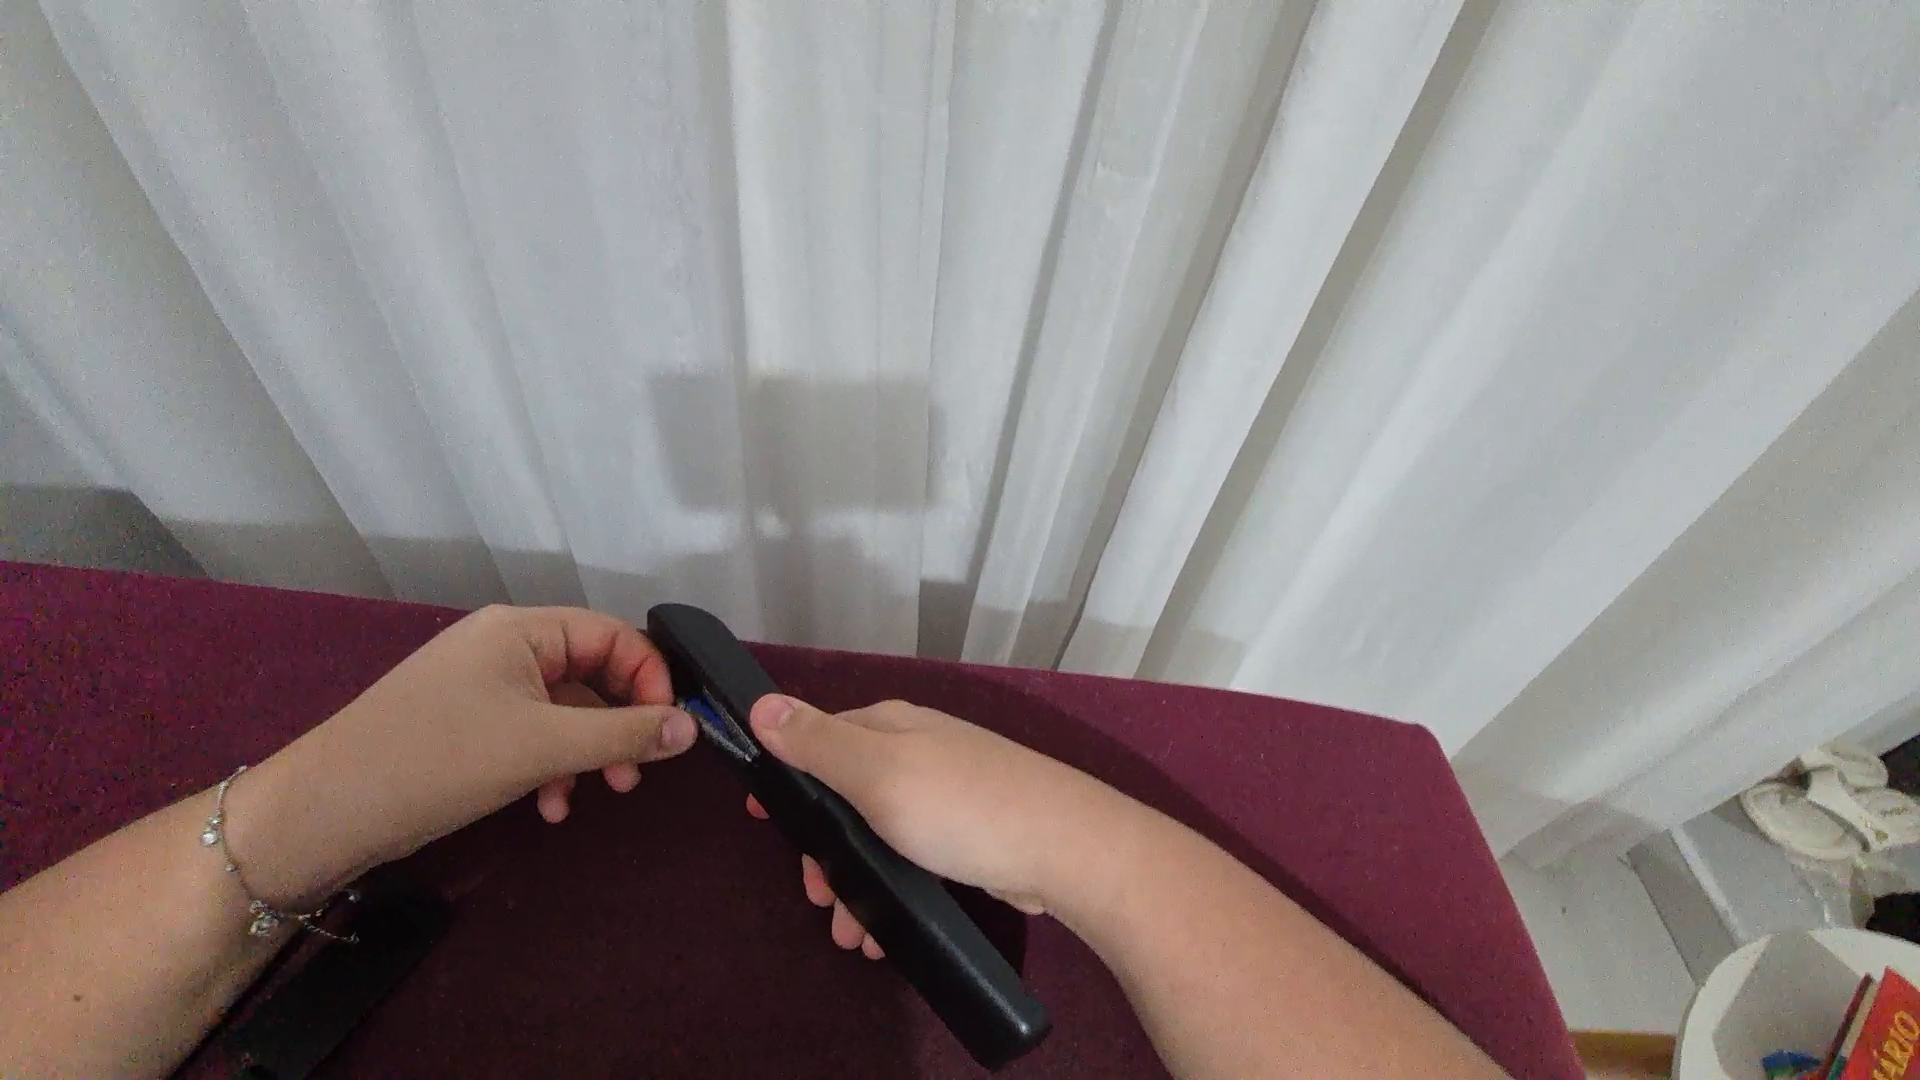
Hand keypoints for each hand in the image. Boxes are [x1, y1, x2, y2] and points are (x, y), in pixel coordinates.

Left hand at [228, 606, 696, 904]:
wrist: (316, 818)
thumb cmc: (438, 760)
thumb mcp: (544, 747)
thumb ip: (625, 733)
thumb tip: (692, 727)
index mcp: (523, 630)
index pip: (614, 636)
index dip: (650, 678)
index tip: (667, 729)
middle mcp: (507, 647)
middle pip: (594, 674)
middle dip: (621, 724)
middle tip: (637, 771)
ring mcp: (486, 686)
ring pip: (567, 710)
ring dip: (590, 751)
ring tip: (603, 793)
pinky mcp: (470, 724)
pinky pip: (534, 733)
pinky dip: (553, 766)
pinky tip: (552, 807)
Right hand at [743, 695, 1120, 958]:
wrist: (1062, 846)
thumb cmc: (960, 806)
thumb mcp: (877, 773)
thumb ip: (818, 743)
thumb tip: (761, 702)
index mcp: (888, 726)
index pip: (818, 739)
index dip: (787, 778)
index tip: (764, 822)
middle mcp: (914, 748)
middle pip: (844, 792)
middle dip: (822, 847)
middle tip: (816, 895)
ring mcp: (943, 788)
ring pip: (876, 831)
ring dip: (854, 879)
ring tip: (850, 932)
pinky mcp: (964, 828)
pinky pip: (909, 855)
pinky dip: (889, 887)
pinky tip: (883, 930)